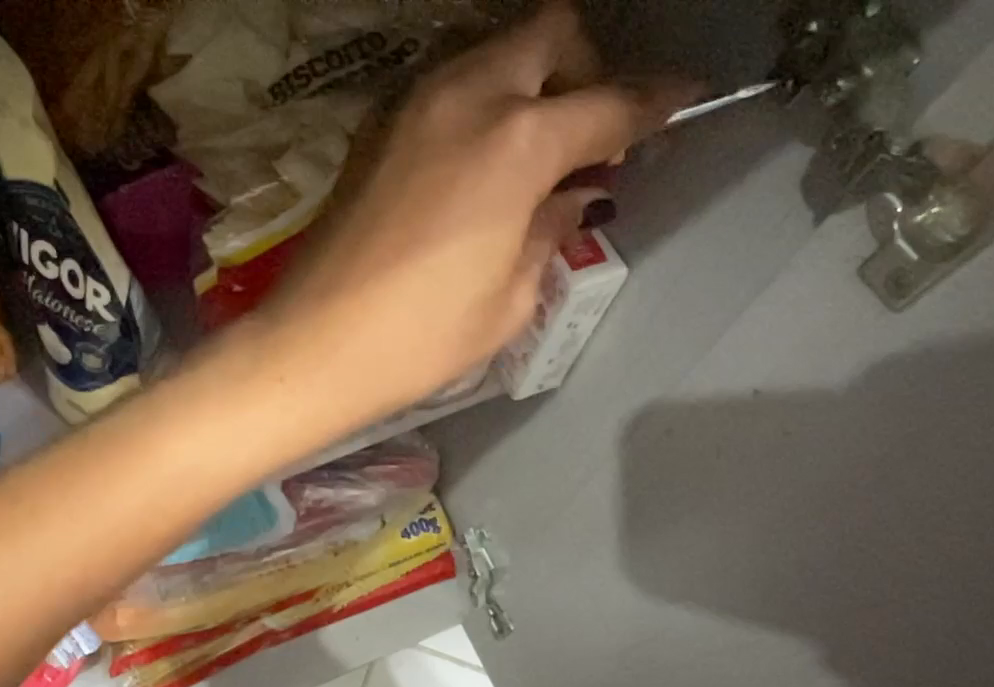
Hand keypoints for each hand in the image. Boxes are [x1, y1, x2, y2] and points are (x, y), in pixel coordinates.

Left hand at [256, 2, 698, 417]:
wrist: (313, 346)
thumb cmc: (420, 338)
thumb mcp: (511, 298)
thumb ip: (551, 232)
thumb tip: (572, 199)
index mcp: (518, 141)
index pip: (609, 103)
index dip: (654, 104)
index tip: (679, 102)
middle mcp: (467, 97)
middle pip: (548, 33)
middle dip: (584, 66)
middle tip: (588, 131)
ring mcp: (412, 105)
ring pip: (491, 50)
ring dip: (526, 79)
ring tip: (532, 148)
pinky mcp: (375, 130)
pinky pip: (445, 86)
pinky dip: (477, 102)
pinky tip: (478, 160)